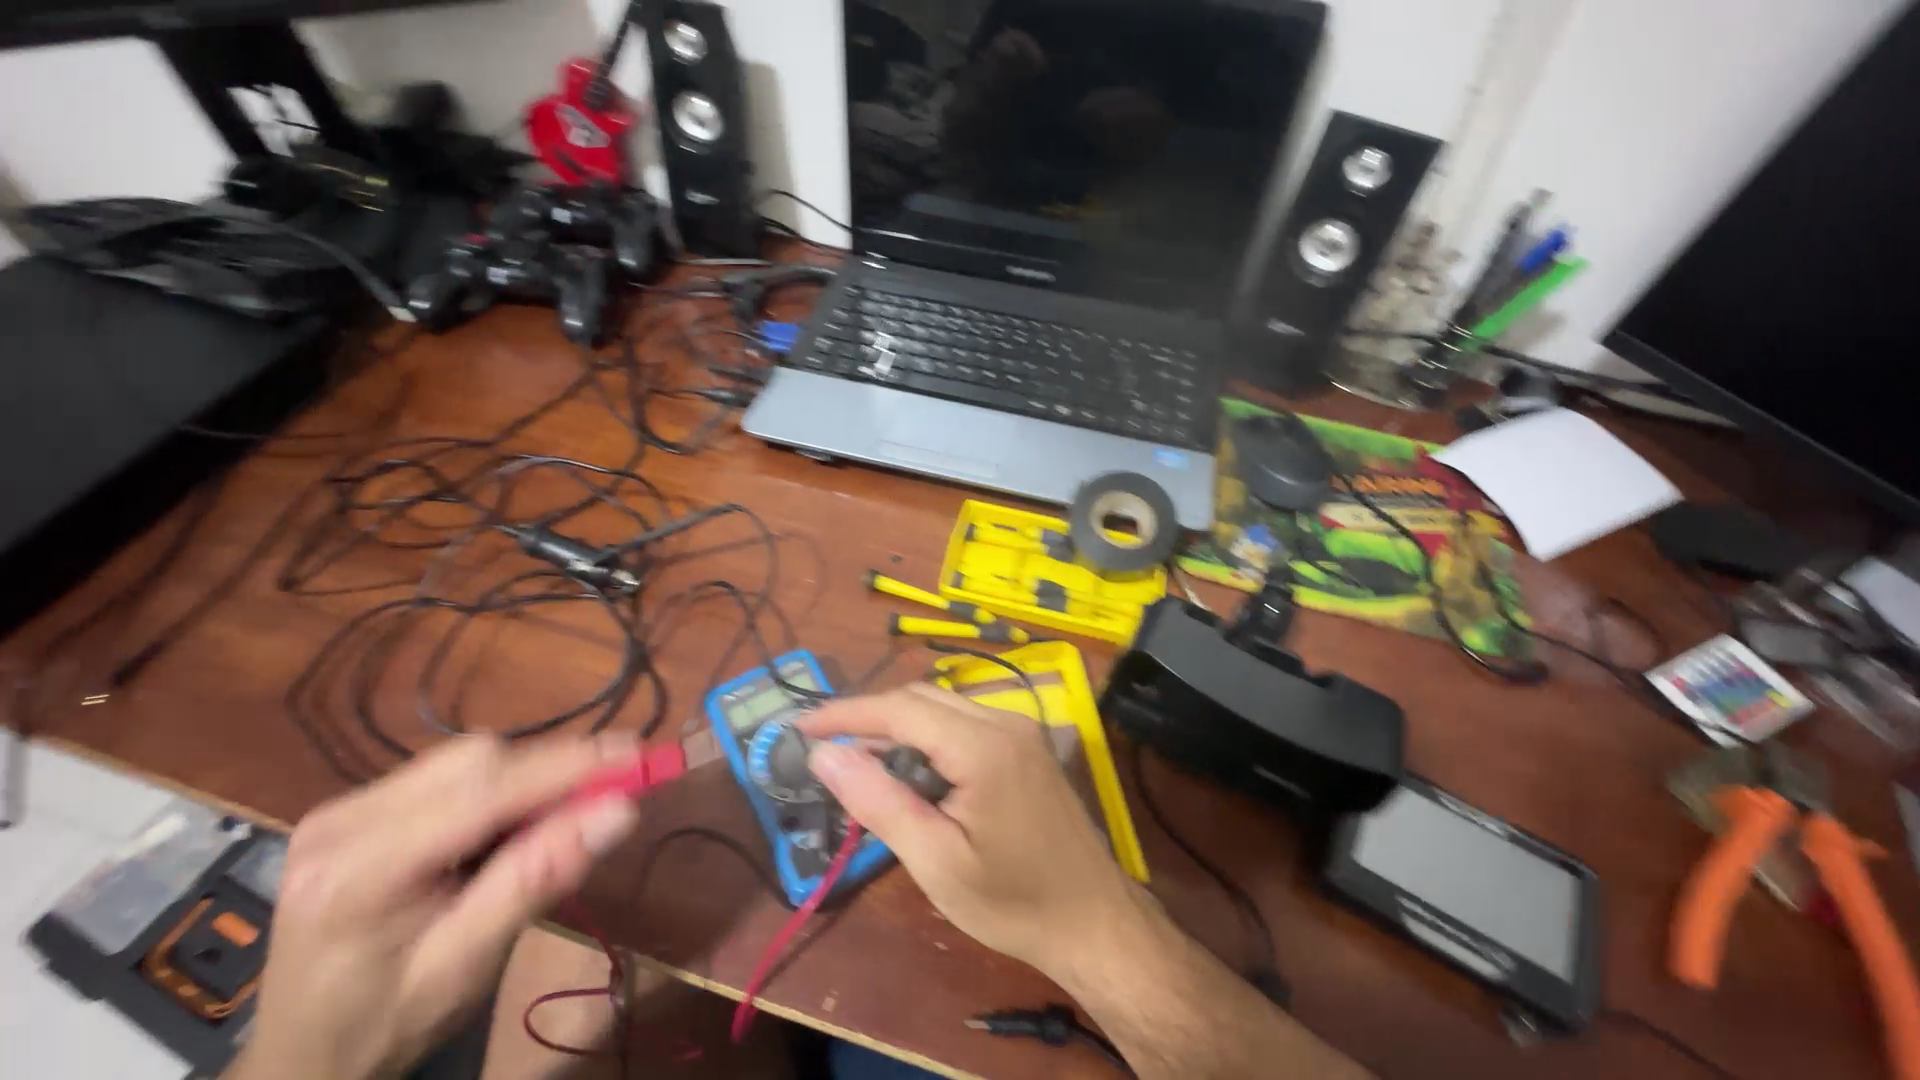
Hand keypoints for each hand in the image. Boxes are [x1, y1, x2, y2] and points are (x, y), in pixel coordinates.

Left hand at [226, 734, 645, 1079]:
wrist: (303, 1060)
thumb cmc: (389, 1027)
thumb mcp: (469, 967)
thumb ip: (538, 880)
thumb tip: (620, 810)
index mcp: (359, 871)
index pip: (482, 793)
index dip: (566, 766)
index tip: (637, 753)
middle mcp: (343, 822)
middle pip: (473, 764)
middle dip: (548, 774)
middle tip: (607, 802)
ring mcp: (343, 809)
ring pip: (465, 761)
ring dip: (525, 782)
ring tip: (553, 828)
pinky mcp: (355, 808)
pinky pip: (448, 775)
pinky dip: (497, 791)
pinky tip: (506, 832)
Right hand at [799, 684, 1141, 979]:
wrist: (1093, 921)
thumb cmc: (1012, 901)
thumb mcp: (936, 861)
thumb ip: (879, 801)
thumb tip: (826, 755)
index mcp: (983, 746)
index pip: (900, 708)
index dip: (846, 714)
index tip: (800, 728)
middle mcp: (1005, 722)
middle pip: (921, 699)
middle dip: (868, 718)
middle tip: (823, 750)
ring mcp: (1021, 731)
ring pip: (942, 707)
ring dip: (896, 726)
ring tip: (856, 762)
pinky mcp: (1027, 746)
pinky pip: (964, 723)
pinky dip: (926, 736)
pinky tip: (908, 771)